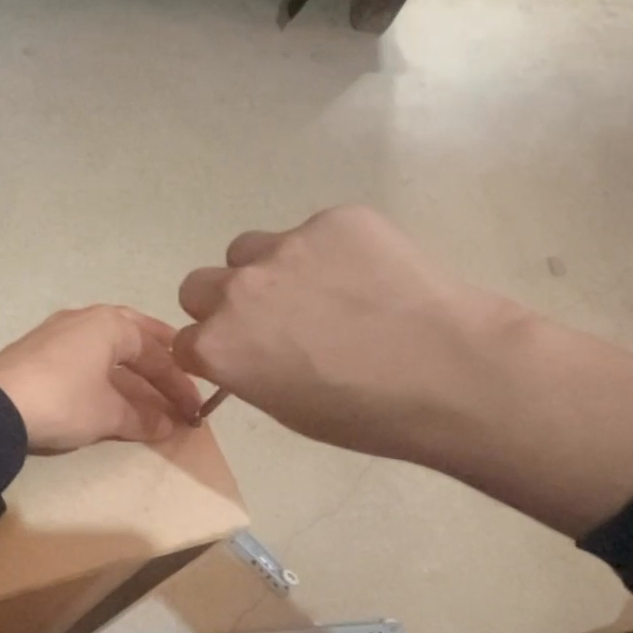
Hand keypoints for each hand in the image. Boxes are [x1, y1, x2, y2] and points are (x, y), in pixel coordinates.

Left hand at [0, 306, 202, 453]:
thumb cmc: (63, 402)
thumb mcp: (108, 414)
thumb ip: (142, 418)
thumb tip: (168, 426)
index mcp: (111, 324)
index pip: (158, 354)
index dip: (179, 385)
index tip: (194, 410)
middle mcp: (85, 318)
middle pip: (133, 336)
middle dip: (158, 358)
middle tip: (178, 375)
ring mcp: (56, 331)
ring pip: (105, 343)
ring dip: (128, 364)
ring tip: (144, 381)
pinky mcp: (35, 349)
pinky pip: (82, 354)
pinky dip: (101, 369)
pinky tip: (102, 383)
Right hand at [174, 205, 521, 463]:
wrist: (448, 370)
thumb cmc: (362, 413)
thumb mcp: (281, 407)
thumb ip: (244, 369)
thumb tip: (247, 349)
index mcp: (217, 346)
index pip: (183, 341)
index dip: (210, 351)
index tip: (239, 357)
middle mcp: (237, 291)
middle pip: (198, 286)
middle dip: (223, 305)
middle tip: (270, 322)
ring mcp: (284, 247)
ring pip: (248, 251)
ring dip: (266, 271)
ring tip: (319, 292)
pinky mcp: (334, 219)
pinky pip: (311, 232)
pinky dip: (327, 252)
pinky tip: (366, 276)